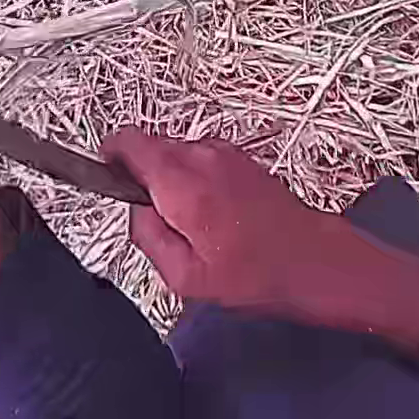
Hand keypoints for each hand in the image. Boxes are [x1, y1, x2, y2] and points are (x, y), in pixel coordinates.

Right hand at [104, 130, 418, 328]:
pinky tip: (211, 211)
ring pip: (174, 150)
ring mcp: (222, 151)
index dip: (110, 153)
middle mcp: (200, 155)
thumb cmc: (254, 274)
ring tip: (189, 221)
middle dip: (140, 173)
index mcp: (181, 183)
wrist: (313, 260)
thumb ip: (146, 236)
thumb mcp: (185, 277)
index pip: (129, 141)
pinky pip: (198, 155)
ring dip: (168, 175)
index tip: (105, 170)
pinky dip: (191, 174)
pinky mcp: (238, 155)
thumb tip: (135, 209)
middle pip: (150, 145)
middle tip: (154, 216)